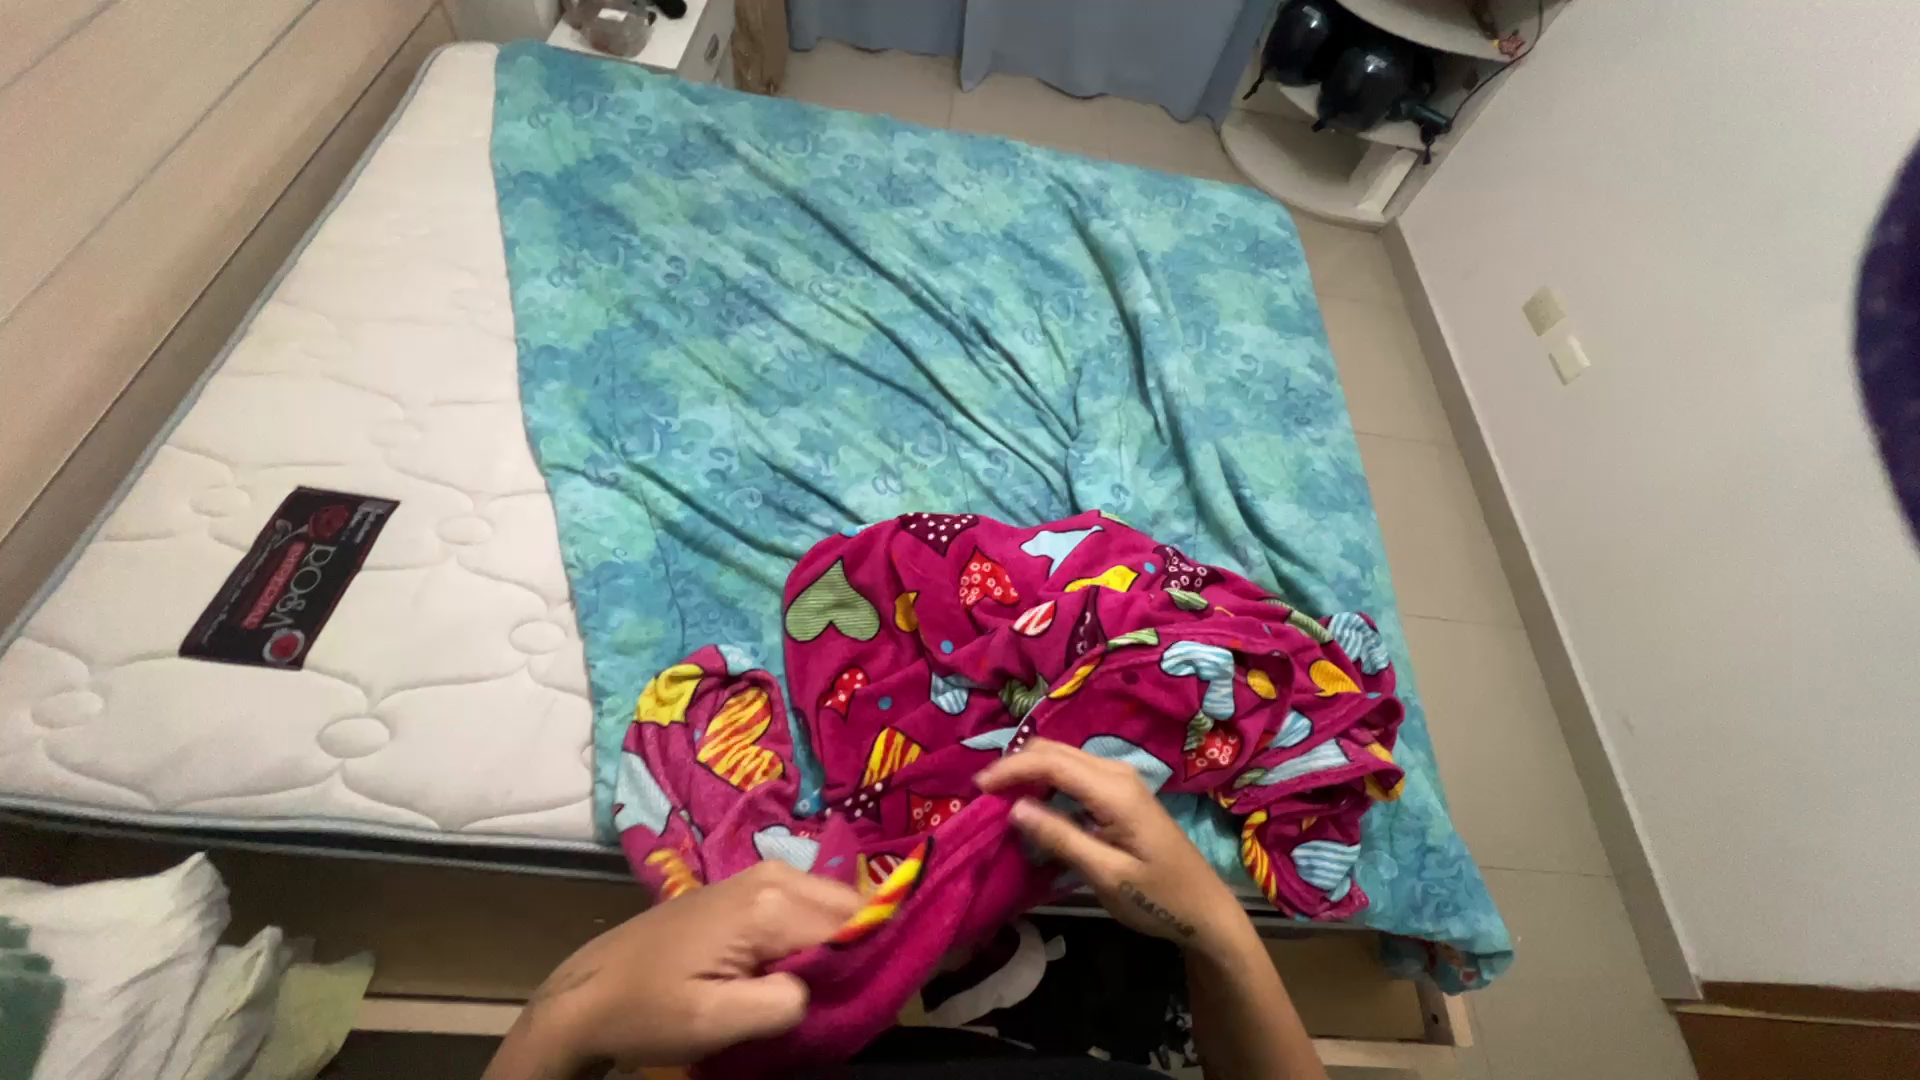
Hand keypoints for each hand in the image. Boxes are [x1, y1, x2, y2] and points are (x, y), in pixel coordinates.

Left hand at [485, 861, 860, 1078]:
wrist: (593, 986)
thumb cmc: (649, 1010)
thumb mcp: (711, 1024)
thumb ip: (780, 1004)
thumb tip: (825, 986)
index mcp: (772, 904)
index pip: (856, 924)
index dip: (872, 961)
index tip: (874, 1003)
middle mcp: (778, 874)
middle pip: (851, 907)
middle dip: (861, 950)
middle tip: (849, 1002)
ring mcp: (767, 873)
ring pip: (834, 905)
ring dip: (841, 945)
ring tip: (825, 992)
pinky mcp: (757, 885)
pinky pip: (811, 905)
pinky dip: (820, 936)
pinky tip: (801, 971)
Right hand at [975, 738, 1250, 958]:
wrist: (1205, 910)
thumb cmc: (1158, 898)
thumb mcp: (1105, 874)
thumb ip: (1060, 837)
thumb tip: (1014, 808)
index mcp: (1114, 790)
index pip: (1051, 763)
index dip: (1012, 769)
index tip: (978, 788)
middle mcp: (1116, 772)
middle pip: (1054, 750)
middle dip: (1016, 766)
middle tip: (984, 795)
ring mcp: (1119, 778)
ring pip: (1062, 757)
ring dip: (1030, 771)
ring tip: (1001, 799)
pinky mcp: (1119, 790)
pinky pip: (1073, 772)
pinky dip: (1046, 780)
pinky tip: (1032, 802)